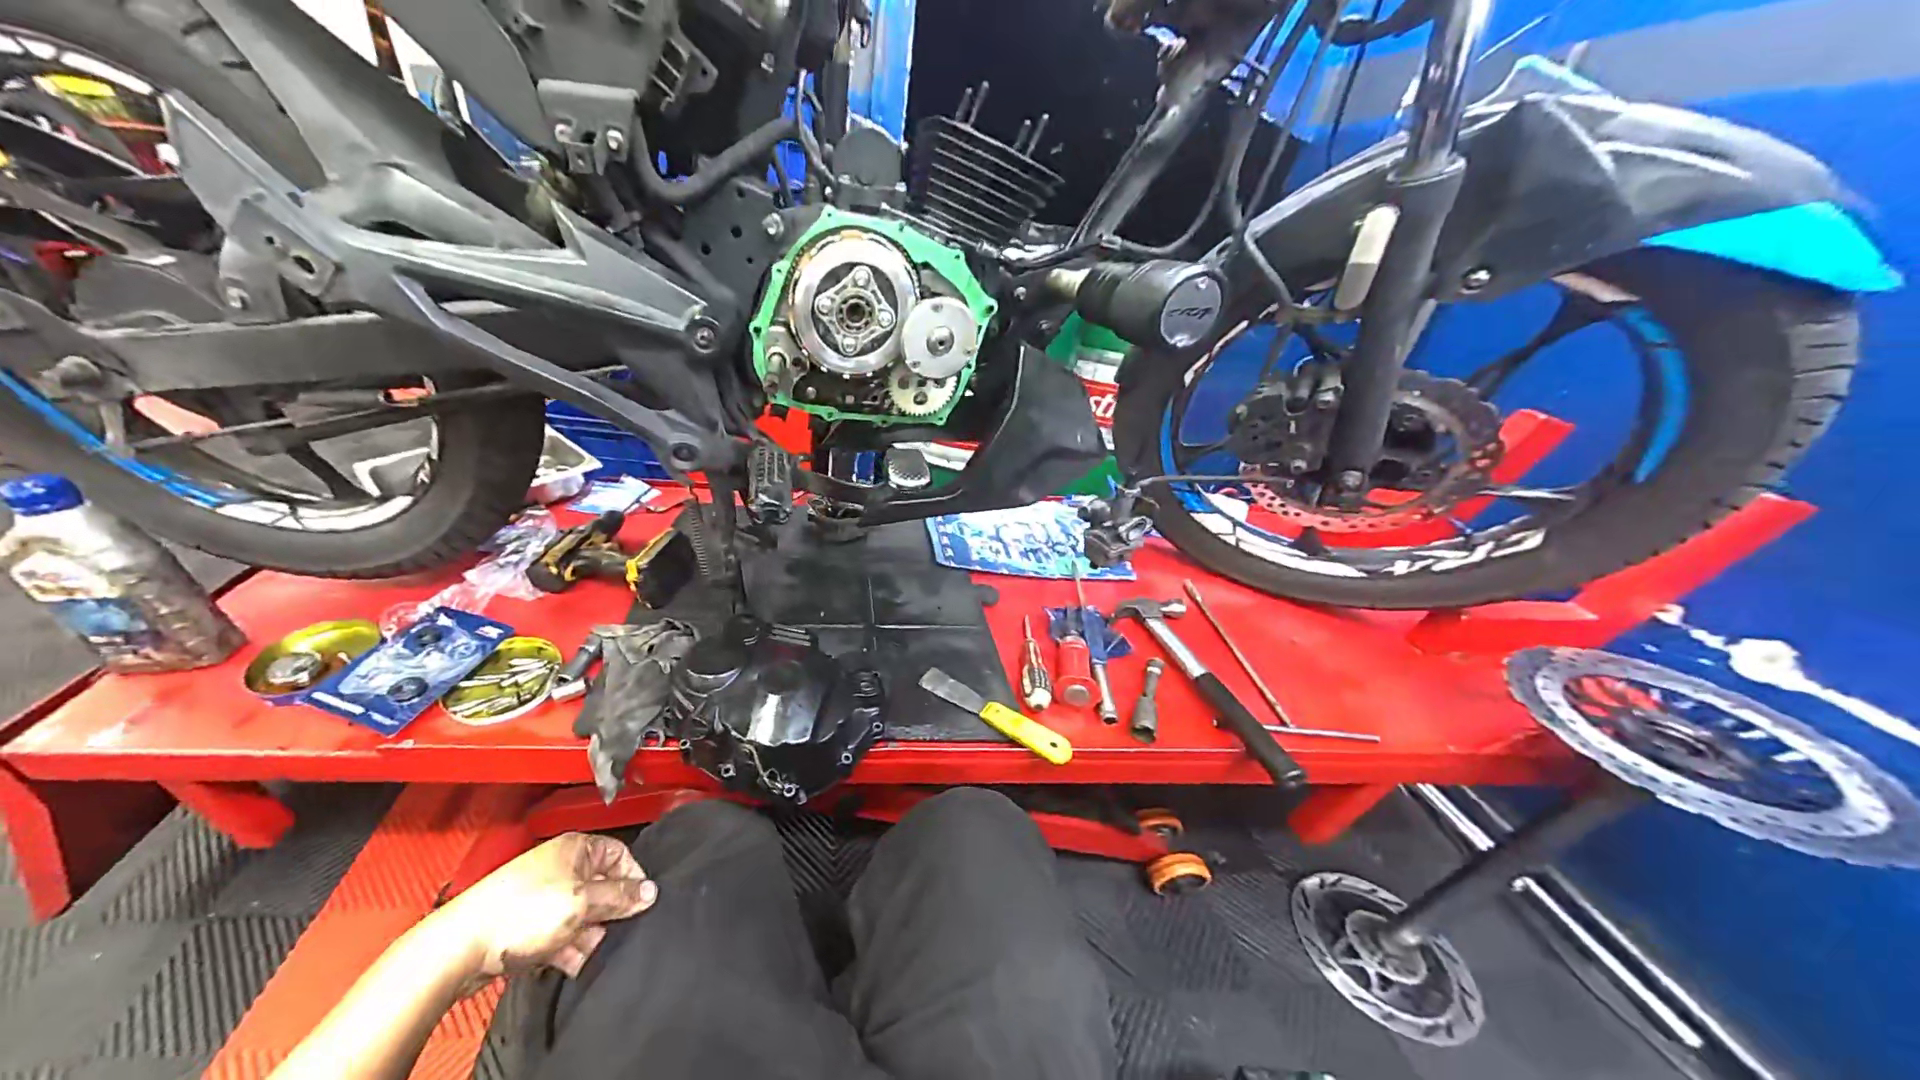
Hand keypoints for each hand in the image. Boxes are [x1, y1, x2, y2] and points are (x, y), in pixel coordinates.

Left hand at [439, 832, 656, 977]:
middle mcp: (560, 866)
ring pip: (580, 913)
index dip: (632, 878)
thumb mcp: (582, 902)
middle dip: (606, 913)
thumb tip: (649, 891)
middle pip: (600, 886)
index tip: (639, 901)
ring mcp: (541, 893)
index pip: (620, 854)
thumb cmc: (514, 913)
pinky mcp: (526, 920)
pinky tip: (567, 962)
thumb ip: (620, 896)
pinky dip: (566, 946)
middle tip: (608, 930)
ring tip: (583, 952)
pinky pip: (559, 931)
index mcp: (576, 847)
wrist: (459, 948)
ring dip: (586, 934)